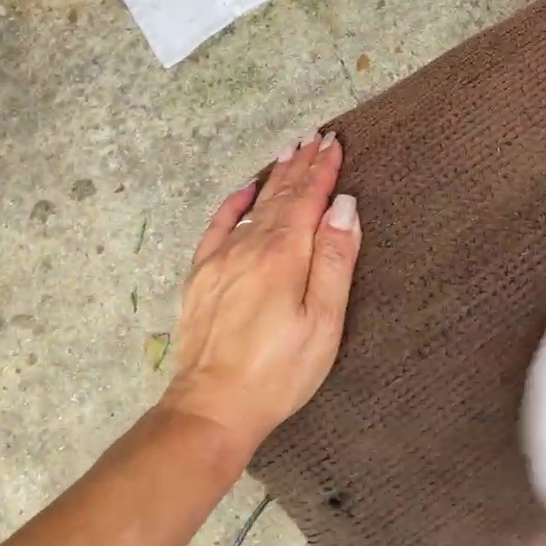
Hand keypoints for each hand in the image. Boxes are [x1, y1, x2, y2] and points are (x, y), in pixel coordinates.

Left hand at [158, 132, 361, 452]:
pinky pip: (218, 227)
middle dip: (302, 164)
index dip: (323, 170)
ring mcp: (221, 259)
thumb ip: (334, 259)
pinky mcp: (202, 276)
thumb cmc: (280, 371)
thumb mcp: (323, 321)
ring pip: (254, 206)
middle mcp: (250, 246)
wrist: (210, 409)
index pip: (308, 199)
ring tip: (291, 150)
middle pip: (281, 195)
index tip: (335, 143)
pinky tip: (246, 189)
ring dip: (276, 176)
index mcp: (284, 254)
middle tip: (316, 135)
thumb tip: (343, 206)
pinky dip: (235, 204)